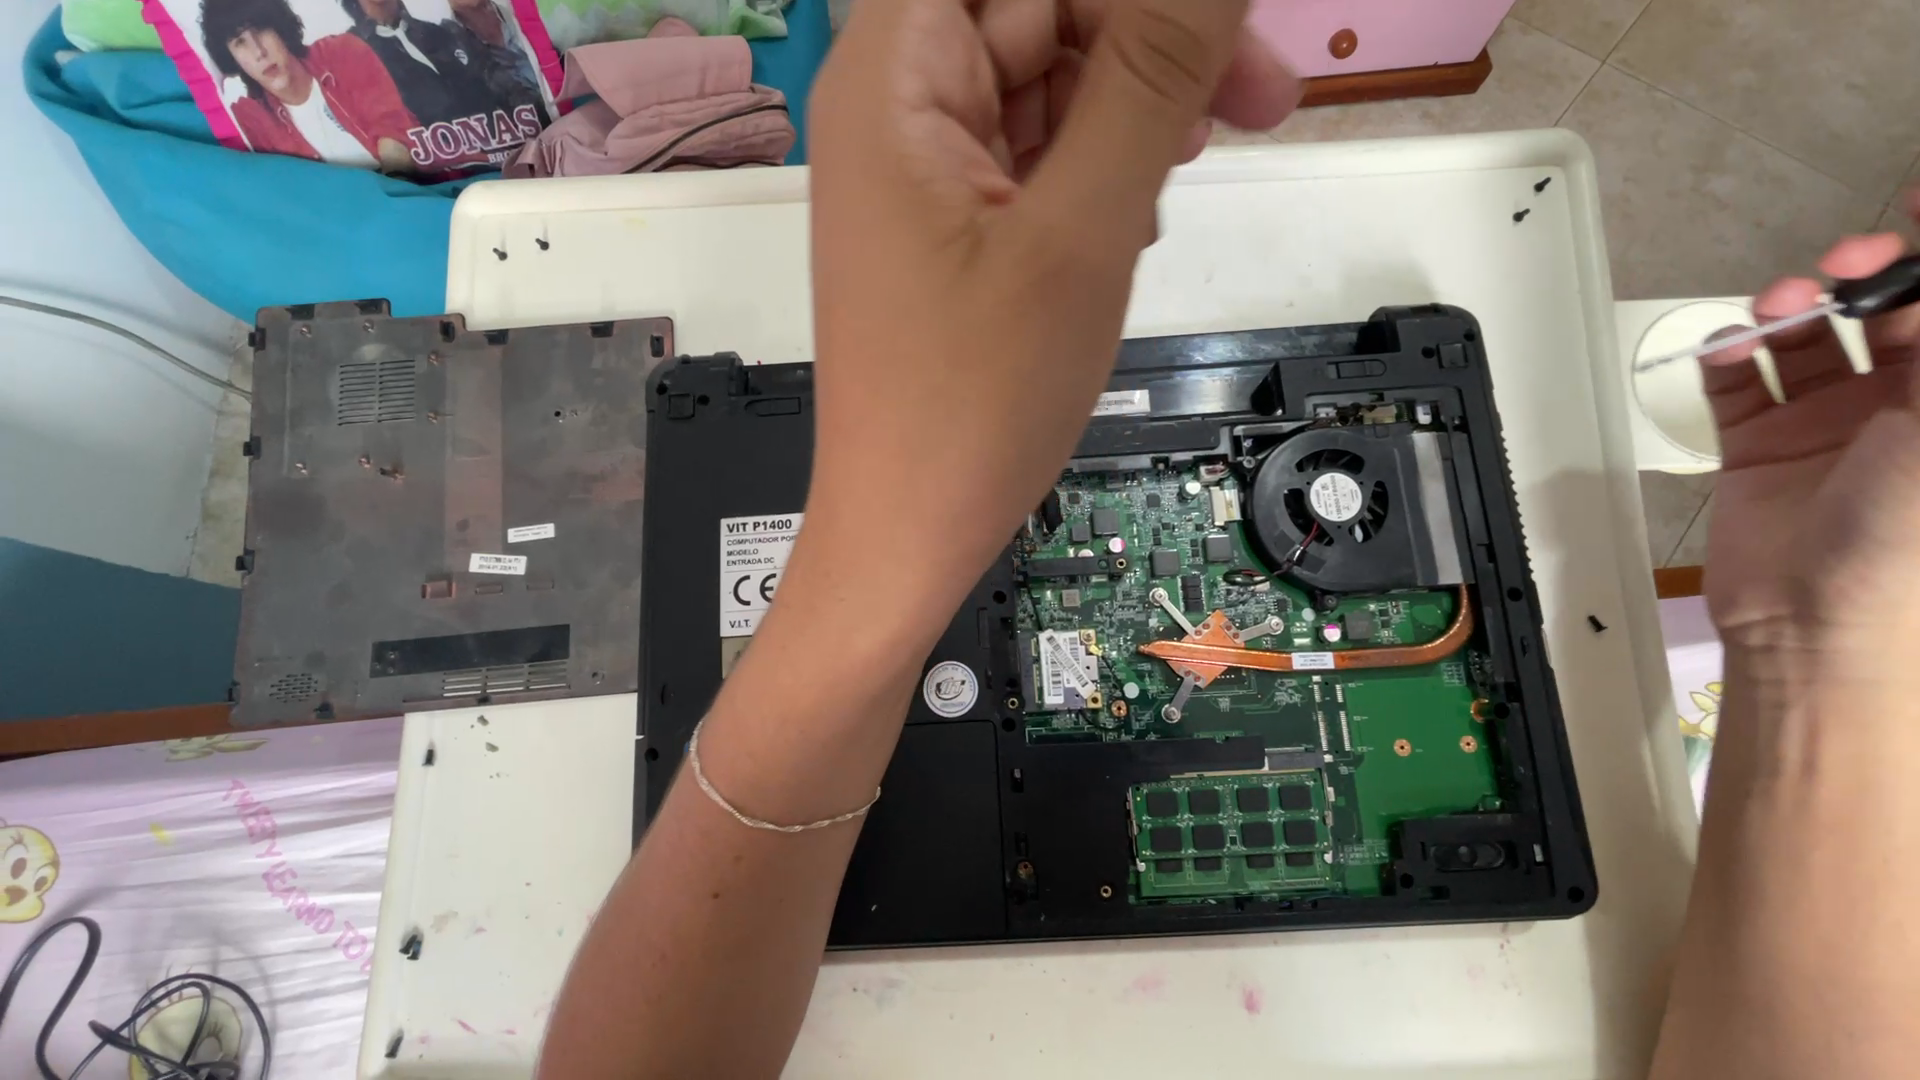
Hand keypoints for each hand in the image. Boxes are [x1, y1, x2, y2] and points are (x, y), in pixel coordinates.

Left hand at [797, 0, 1298, 637]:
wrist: (911, 528)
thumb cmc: (978, 399)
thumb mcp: (1081, 231)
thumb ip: (1150, 74)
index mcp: (894, 76)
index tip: (1225, 35)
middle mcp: (893, 108)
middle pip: (1040, 12)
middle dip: (1151, 47)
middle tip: (1265, 103)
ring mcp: (918, 174)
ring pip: (1045, 87)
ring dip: (1129, 117)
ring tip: (1180, 182)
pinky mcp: (945, 230)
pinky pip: (1031, 161)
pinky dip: (1091, 176)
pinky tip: (1126, 229)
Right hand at [1701, 213, 1919, 695]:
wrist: (1820, 619)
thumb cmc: (1913, 533)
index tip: (1918, 203)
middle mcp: (1908, 402)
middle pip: (1893, 312)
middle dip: (1869, 276)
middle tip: (1840, 265)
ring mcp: (1830, 424)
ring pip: (1812, 343)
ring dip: (1792, 314)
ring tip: (1772, 307)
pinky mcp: (1759, 446)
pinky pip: (1740, 388)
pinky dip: (1728, 361)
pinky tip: (1726, 349)